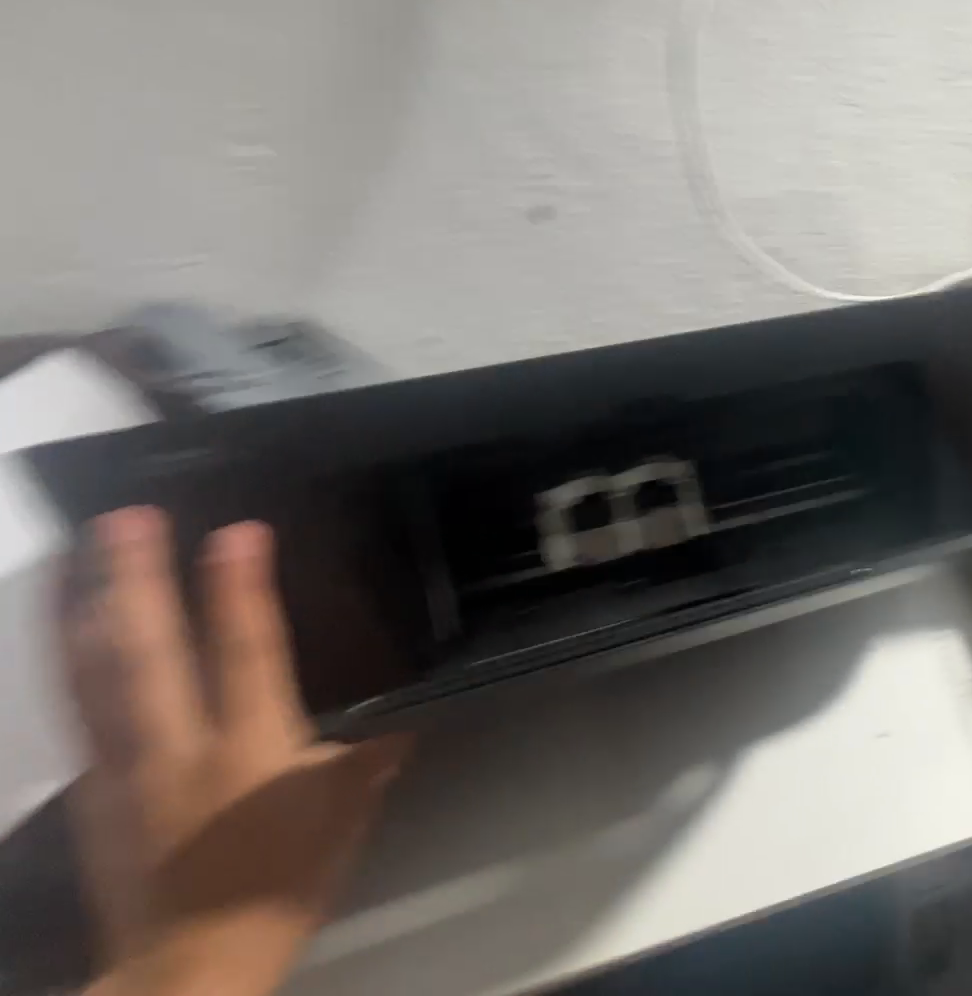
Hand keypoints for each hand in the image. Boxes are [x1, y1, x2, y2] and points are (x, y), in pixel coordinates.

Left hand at [61, 507, 406, 995]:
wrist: (194, 957)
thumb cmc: (288, 873)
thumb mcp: (347, 808)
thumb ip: (369, 756)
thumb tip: (403, 725)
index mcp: (250, 745)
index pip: (242, 651)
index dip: (238, 590)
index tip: (235, 531)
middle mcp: (174, 746)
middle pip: (144, 652)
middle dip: (133, 581)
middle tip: (124, 517)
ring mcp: (120, 766)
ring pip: (91, 675)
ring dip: (81, 610)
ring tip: (74, 555)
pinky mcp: (93, 788)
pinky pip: (78, 709)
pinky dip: (71, 662)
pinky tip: (70, 635)